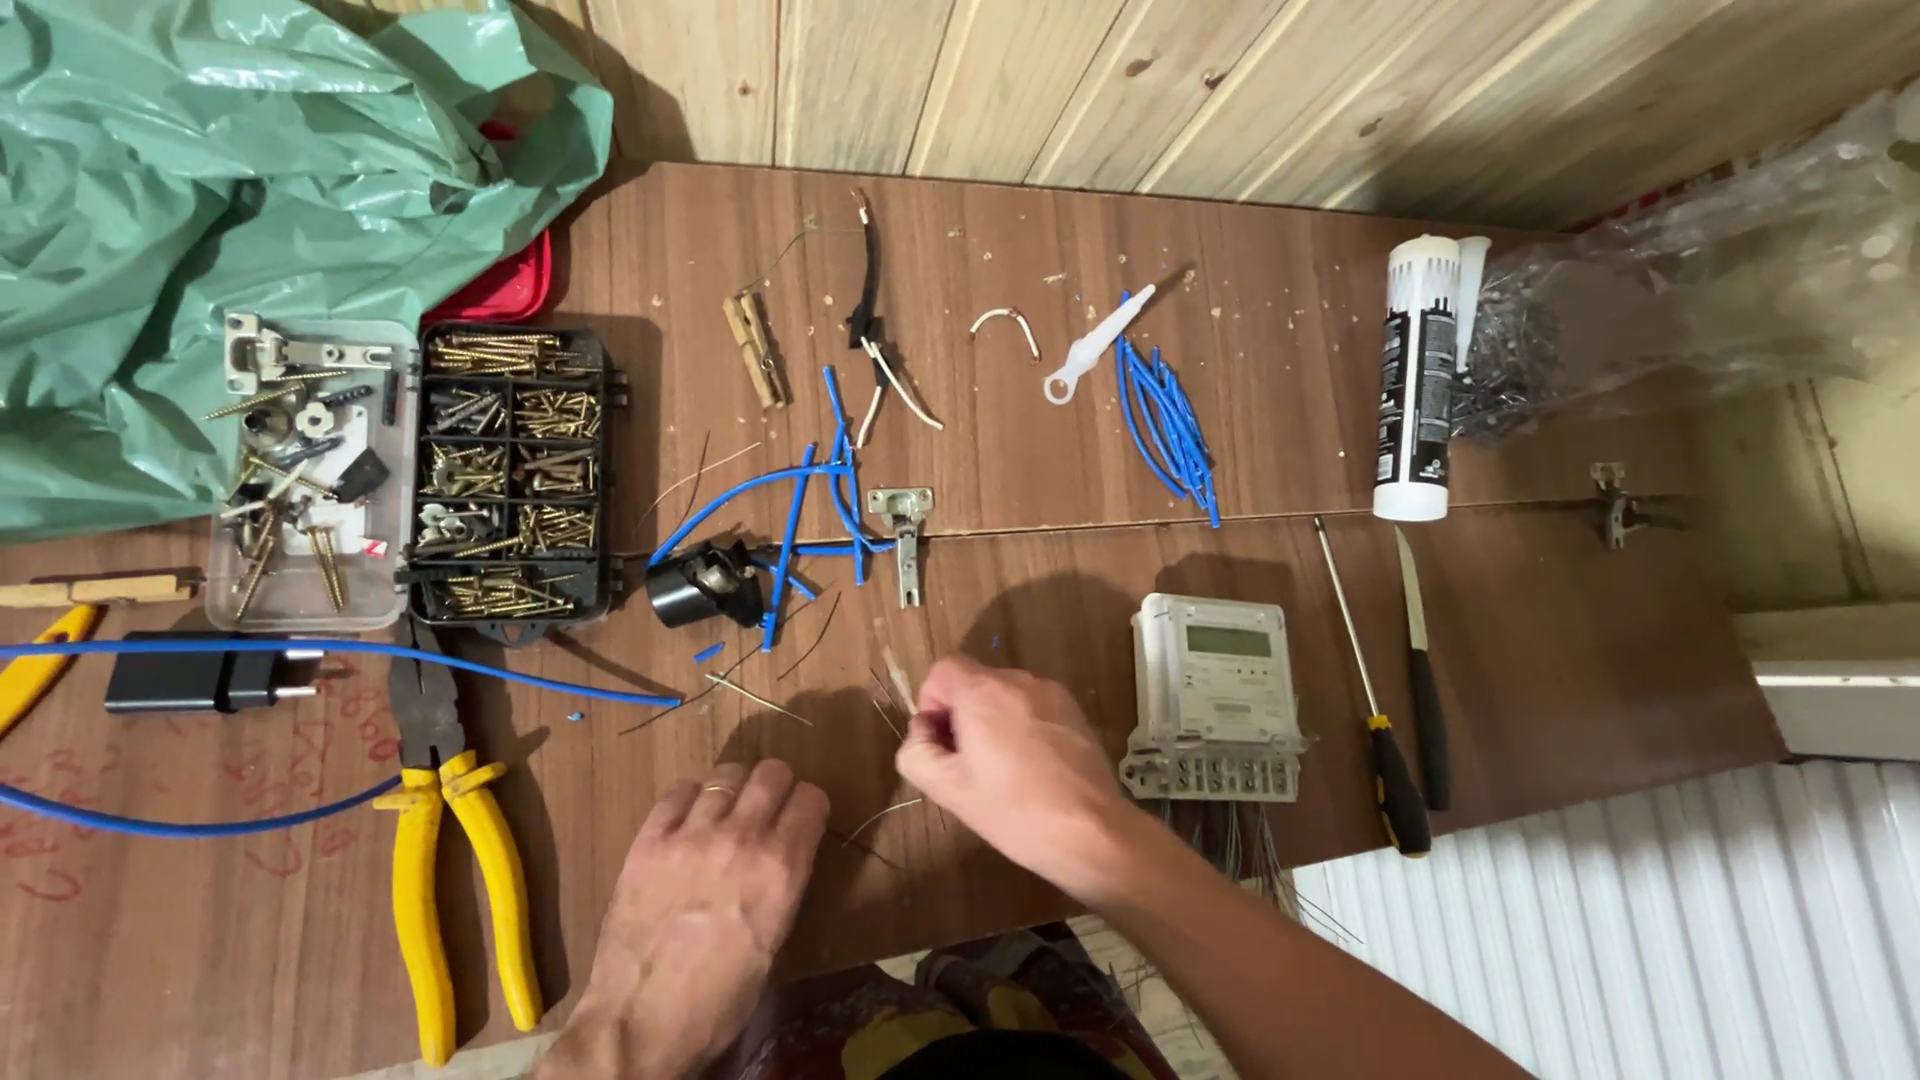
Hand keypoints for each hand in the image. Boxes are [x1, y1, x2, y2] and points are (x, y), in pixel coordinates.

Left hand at [540, 760, 828, 1078]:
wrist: (640, 1026)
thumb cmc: (719, 999)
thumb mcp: (774, 941)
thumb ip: (784, 883)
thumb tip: (784, 852)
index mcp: (781, 867)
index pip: (811, 798)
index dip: (810, 805)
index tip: (803, 817)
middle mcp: (743, 839)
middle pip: (772, 773)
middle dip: (778, 785)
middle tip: (767, 806)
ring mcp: (692, 835)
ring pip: (726, 774)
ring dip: (735, 788)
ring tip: (727, 810)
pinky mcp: (649, 841)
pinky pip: (677, 791)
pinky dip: (690, 797)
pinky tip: (688, 818)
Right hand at [897, 656, 1143, 901]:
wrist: (1089, 830)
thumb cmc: (1013, 810)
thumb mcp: (947, 789)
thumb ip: (916, 751)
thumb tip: (923, 730)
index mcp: (983, 692)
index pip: (943, 668)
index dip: (932, 700)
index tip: (940, 739)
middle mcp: (1018, 680)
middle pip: (975, 681)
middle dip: (962, 714)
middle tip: (967, 762)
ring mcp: (1052, 693)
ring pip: (1005, 695)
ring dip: (993, 720)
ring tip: (1002, 768)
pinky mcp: (1074, 710)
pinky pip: (1033, 706)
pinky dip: (1023, 725)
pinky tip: (1032, 767)